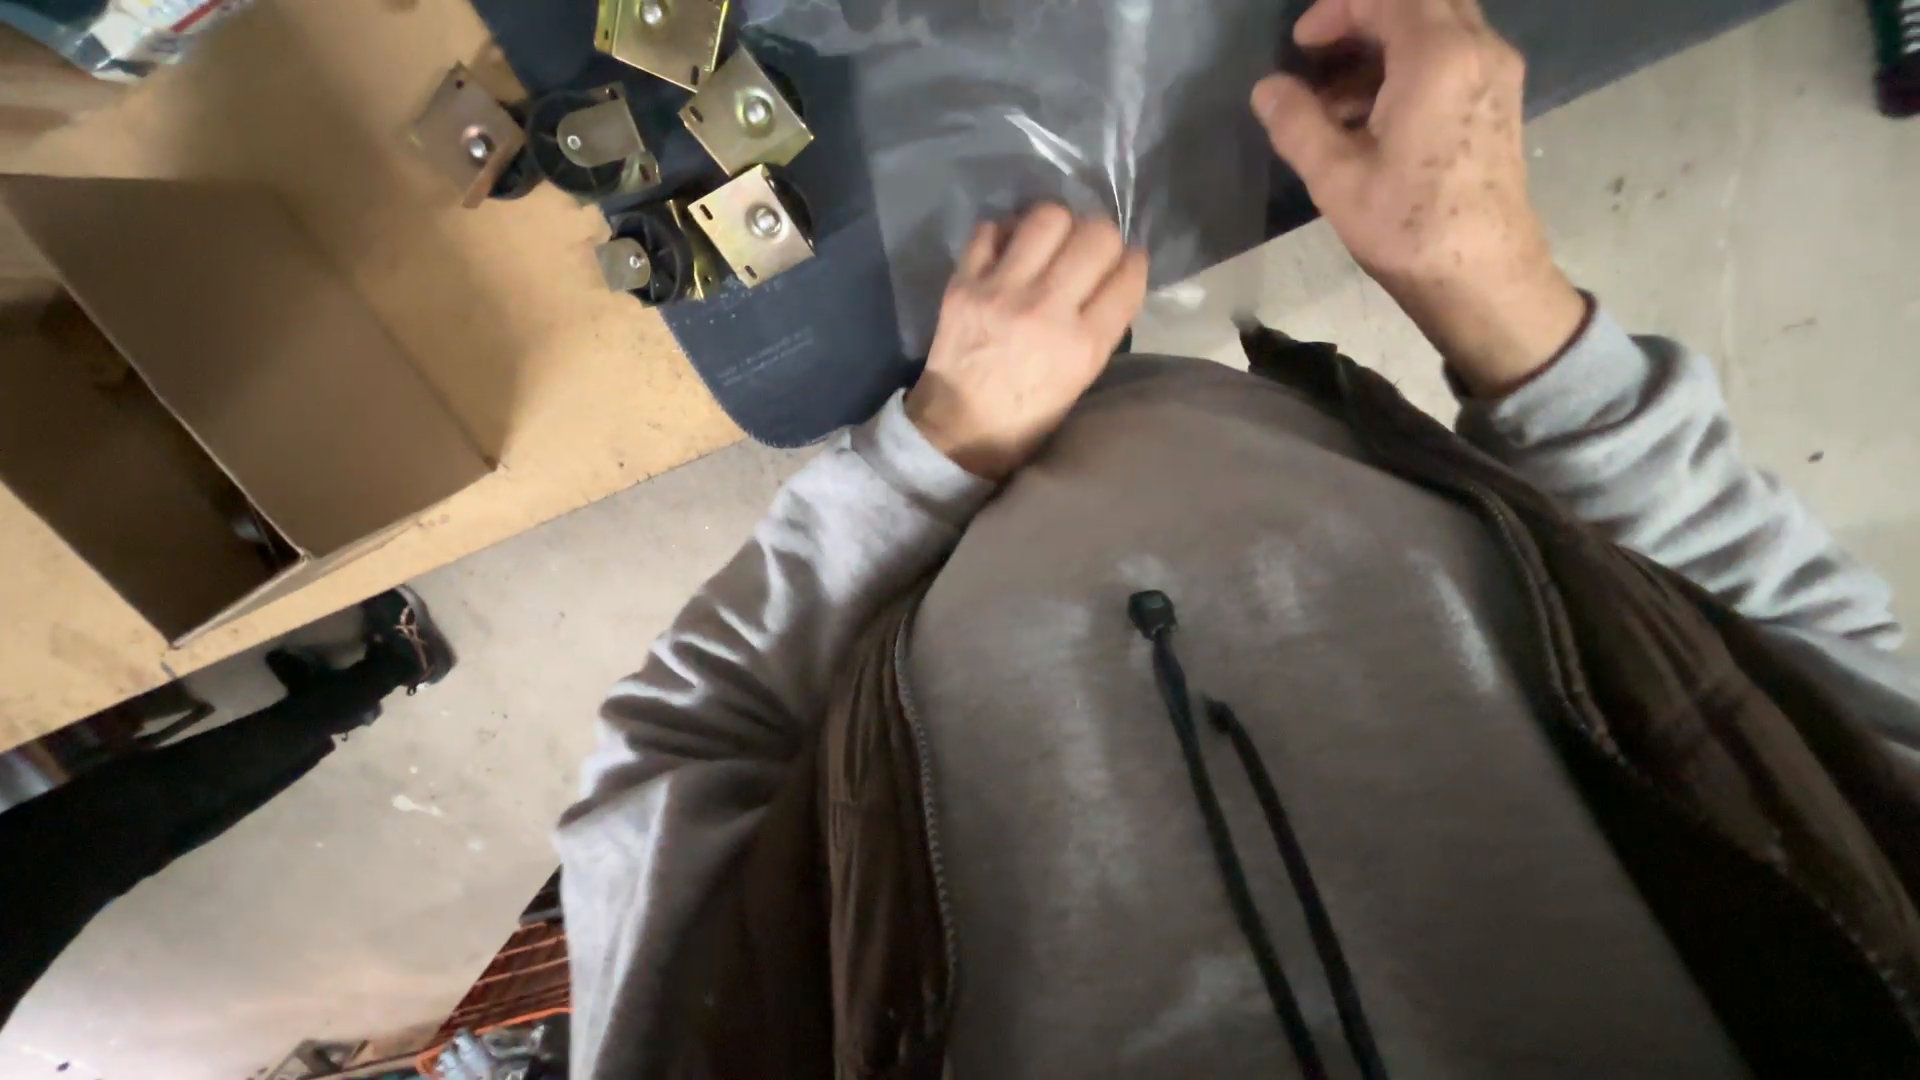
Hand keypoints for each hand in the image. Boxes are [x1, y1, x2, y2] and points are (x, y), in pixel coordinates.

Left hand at [907, 205, 1148, 480]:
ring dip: (1056, 226)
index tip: (1120, 269)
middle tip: (1085, 254)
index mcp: (1083, 346)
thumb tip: (1110, 279)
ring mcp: (1001, 293)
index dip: (1131, 264)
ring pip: (1048, 217)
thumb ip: (1100, 329)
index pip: (1129, 273)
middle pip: (1097, 234)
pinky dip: (1005, 234)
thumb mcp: (1080, 382)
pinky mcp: (963, 285)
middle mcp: (1046, 310)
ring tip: (1049, 245)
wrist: (955, 433)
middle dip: (1100, 239)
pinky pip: (991, 229)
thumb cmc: (1024, 419)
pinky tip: (1008, 253)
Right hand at [1251, 0, 1588, 396]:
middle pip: (1420, 1)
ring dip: (1383, 47)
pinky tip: (1371, 117)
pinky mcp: (1497, 102)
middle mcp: (1478, 47)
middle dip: (1363, 20)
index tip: (1298, 46)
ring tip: (1333, 100)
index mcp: (1438, 56)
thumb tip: (1266, 89)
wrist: (1480, 273)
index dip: (1336, 10)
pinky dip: (1408, 68)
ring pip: (1438, 28)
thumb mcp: (1335, 178)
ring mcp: (1495, 72)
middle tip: (1316, 60)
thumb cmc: (1405, 226)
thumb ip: (1298, 124)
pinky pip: (1452, 57)